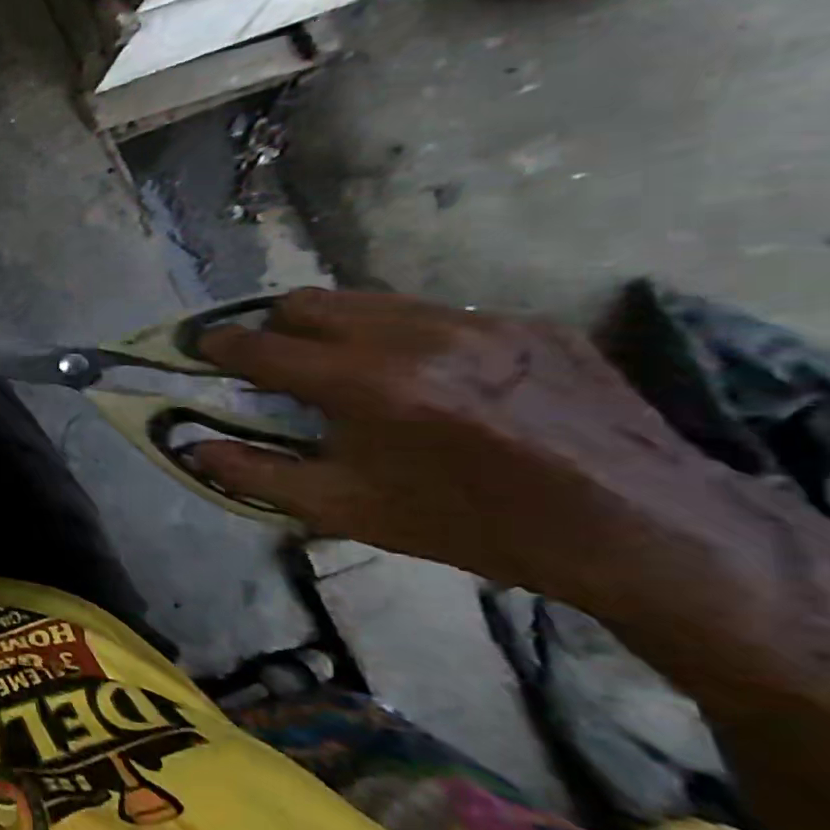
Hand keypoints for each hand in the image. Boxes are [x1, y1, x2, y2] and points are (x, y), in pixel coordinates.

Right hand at [187, 288, 784, 616]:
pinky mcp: (520, 318)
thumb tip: (192, 446)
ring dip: (332, 326)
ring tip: (342, 367)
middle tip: (272, 363)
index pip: (263, 346)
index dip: (219, 345)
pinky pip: (430, 312)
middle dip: (273, 327)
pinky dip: (399, 336)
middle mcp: (414, 335)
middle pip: (305, 302)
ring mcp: (474, 319)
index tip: (199, 348)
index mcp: (368, 386)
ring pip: (365, 299)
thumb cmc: (470, 526)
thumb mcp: (349, 511)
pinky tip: (425, 379)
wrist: (637, 530)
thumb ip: (257, 474)